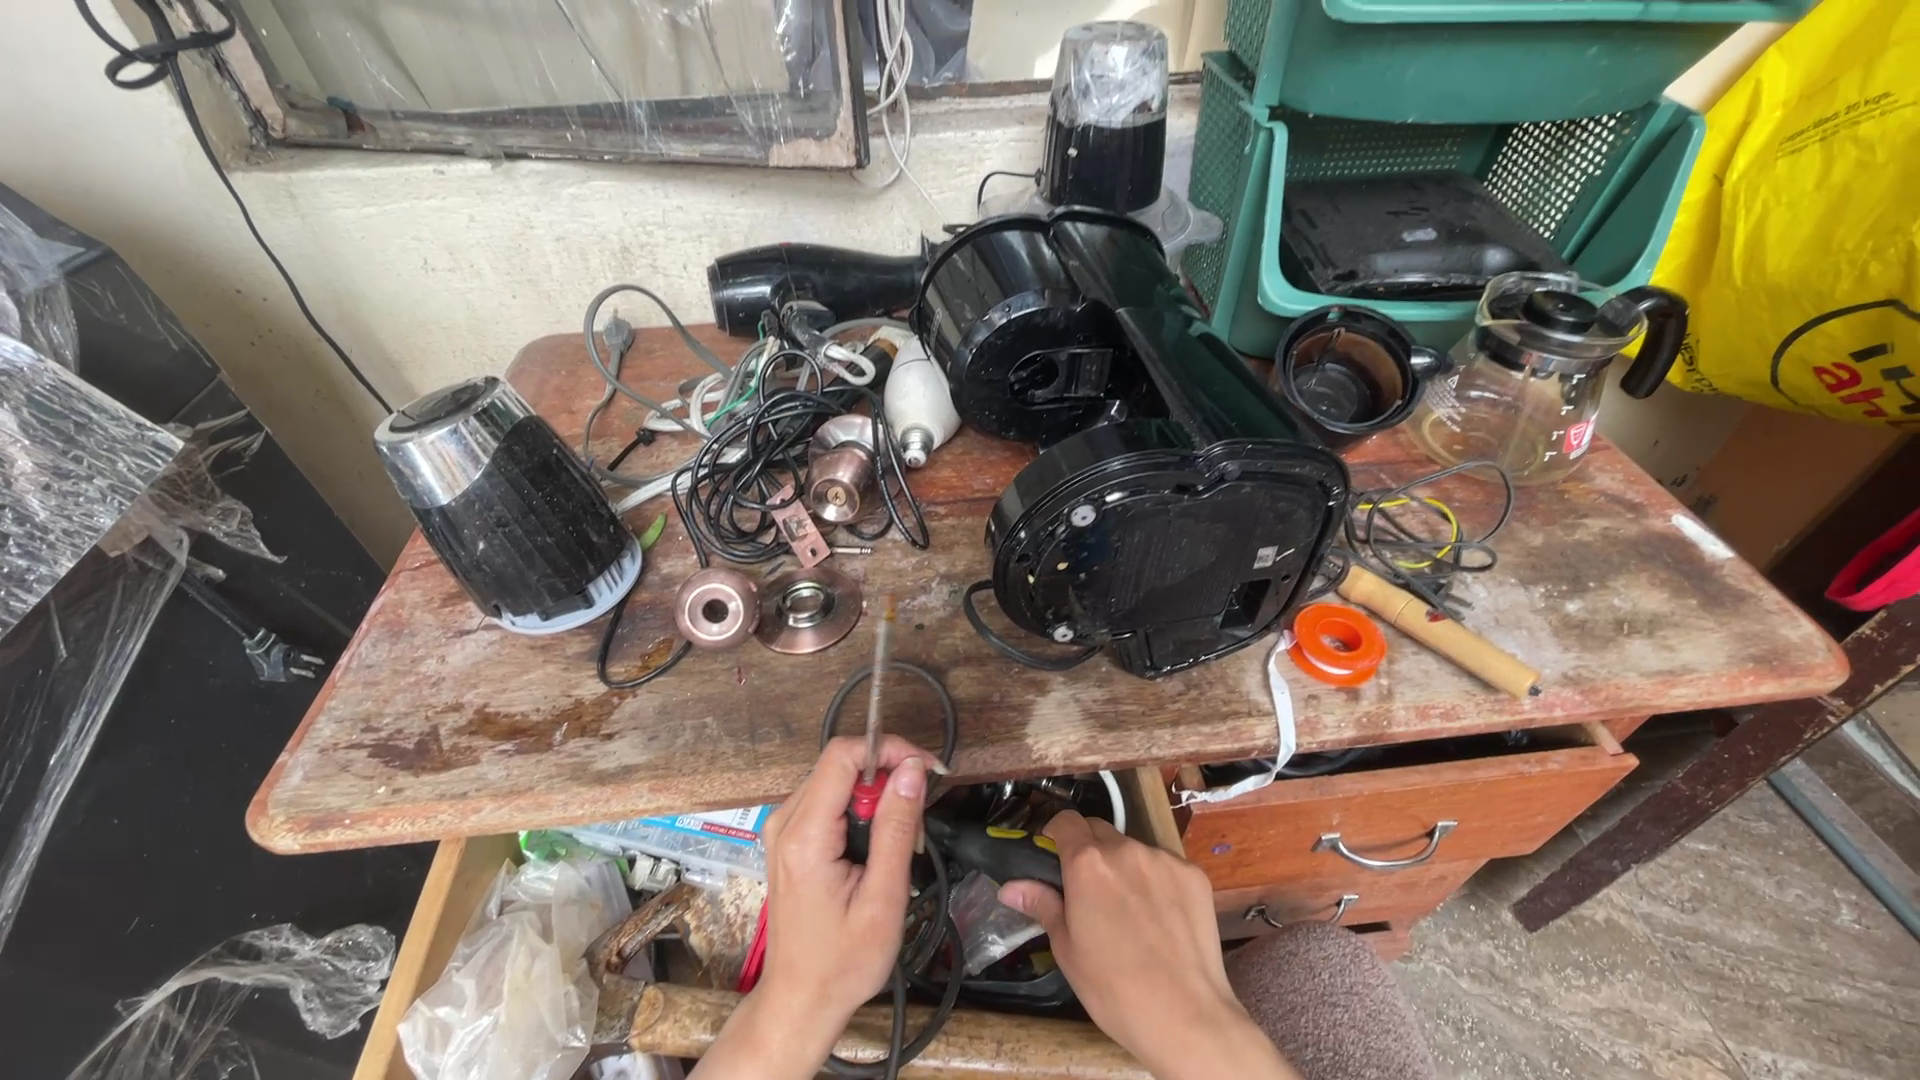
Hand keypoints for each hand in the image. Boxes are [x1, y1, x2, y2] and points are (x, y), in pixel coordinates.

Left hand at [692, 736, 931, 1079]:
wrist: (800, 999)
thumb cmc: (844, 961)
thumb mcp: (883, 899)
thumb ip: (896, 828)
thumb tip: (911, 769)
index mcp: (805, 835)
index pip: (843, 755)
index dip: (889, 749)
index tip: (926, 770)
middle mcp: (785, 821)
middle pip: (841, 764)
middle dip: (887, 776)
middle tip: (918, 816)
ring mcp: (783, 828)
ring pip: (838, 779)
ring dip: (876, 796)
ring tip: (900, 841)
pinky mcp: (789, 837)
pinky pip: (829, 799)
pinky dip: (861, 810)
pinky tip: (876, 848)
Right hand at [999, 812, 1299, 1079]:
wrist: (1185, 1016)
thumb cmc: (1114, 988)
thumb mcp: (1067, 949)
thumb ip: (1042, 905)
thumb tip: (1010, 888)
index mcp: (1087, 863)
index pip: (1065, 821)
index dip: (1056, 835)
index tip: (1054, 857)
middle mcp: (1125, 849)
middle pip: (1099, 831)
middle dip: (1089, 850)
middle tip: (1089, 890)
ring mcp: (1163, 860)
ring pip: (1133, 849)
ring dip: (1124, 867)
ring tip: (1129, 910)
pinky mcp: (1193, 874)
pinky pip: (1165, 866)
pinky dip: (1157, 881)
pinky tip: (1161, 918)